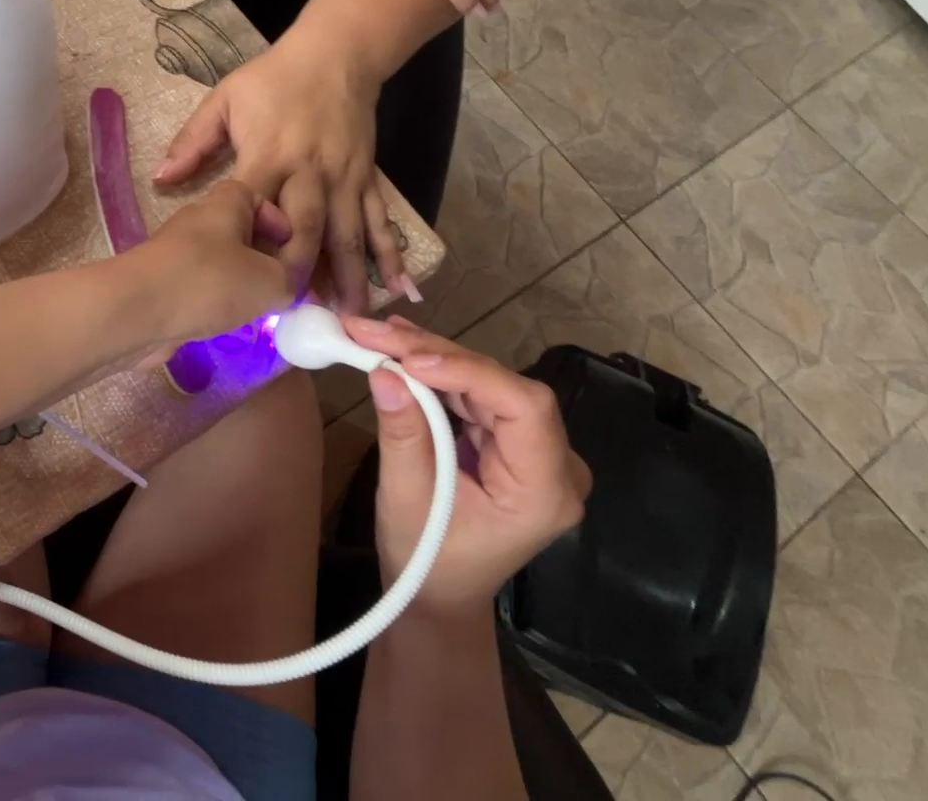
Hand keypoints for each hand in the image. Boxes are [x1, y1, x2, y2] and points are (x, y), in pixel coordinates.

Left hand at [121, 178, 297, 345]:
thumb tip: (288, 286)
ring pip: (217, 262)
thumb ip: (289, 280)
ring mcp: (174, 253)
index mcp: (225, 202)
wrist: (136, 310)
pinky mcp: (160, 284)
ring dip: (239, 283)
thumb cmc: (210, 281)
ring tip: (260, 308)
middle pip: (238, 231)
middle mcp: (197, 221)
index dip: (281, 221)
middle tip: (282, 286)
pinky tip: (226, 323)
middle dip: (262, 257)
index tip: (296, 253)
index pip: (258, 196)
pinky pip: (197, 287)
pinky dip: (214, 302)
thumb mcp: (271, 281)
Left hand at [155, 43, 406, 314]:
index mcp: (270, 155)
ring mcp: (344, 178)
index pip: (259, 205)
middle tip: (302, 316)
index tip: (247, 282)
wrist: (337, 52)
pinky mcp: (367, 178)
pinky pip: (380, 220)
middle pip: (308, 227)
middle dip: (305, 272)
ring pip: (348, 233)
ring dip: (349, 277)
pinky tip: (399, 285)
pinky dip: (390, 253)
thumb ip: (193, 141)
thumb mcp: (223, 100)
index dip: (254, 243)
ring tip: (352, 318)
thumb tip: (160, 178)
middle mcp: (311, 172)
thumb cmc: (272, 79)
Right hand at [344, 316, 589, 616]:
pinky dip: (434, 374)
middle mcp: (554, 465)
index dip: (469, 373)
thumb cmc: (424, 560)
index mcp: (544, 491)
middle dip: (436, 355)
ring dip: (429, 356)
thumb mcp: (406, 499)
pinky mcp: (508, 444)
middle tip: (373, 332)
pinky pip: (475, 398)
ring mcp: (534, 452)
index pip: (524, 408)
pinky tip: (398, 351)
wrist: (436, 595)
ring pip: (487, 385)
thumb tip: (384, 373)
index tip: (407, 359)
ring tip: (376, 334)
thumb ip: (403, 434)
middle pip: (504, 388)